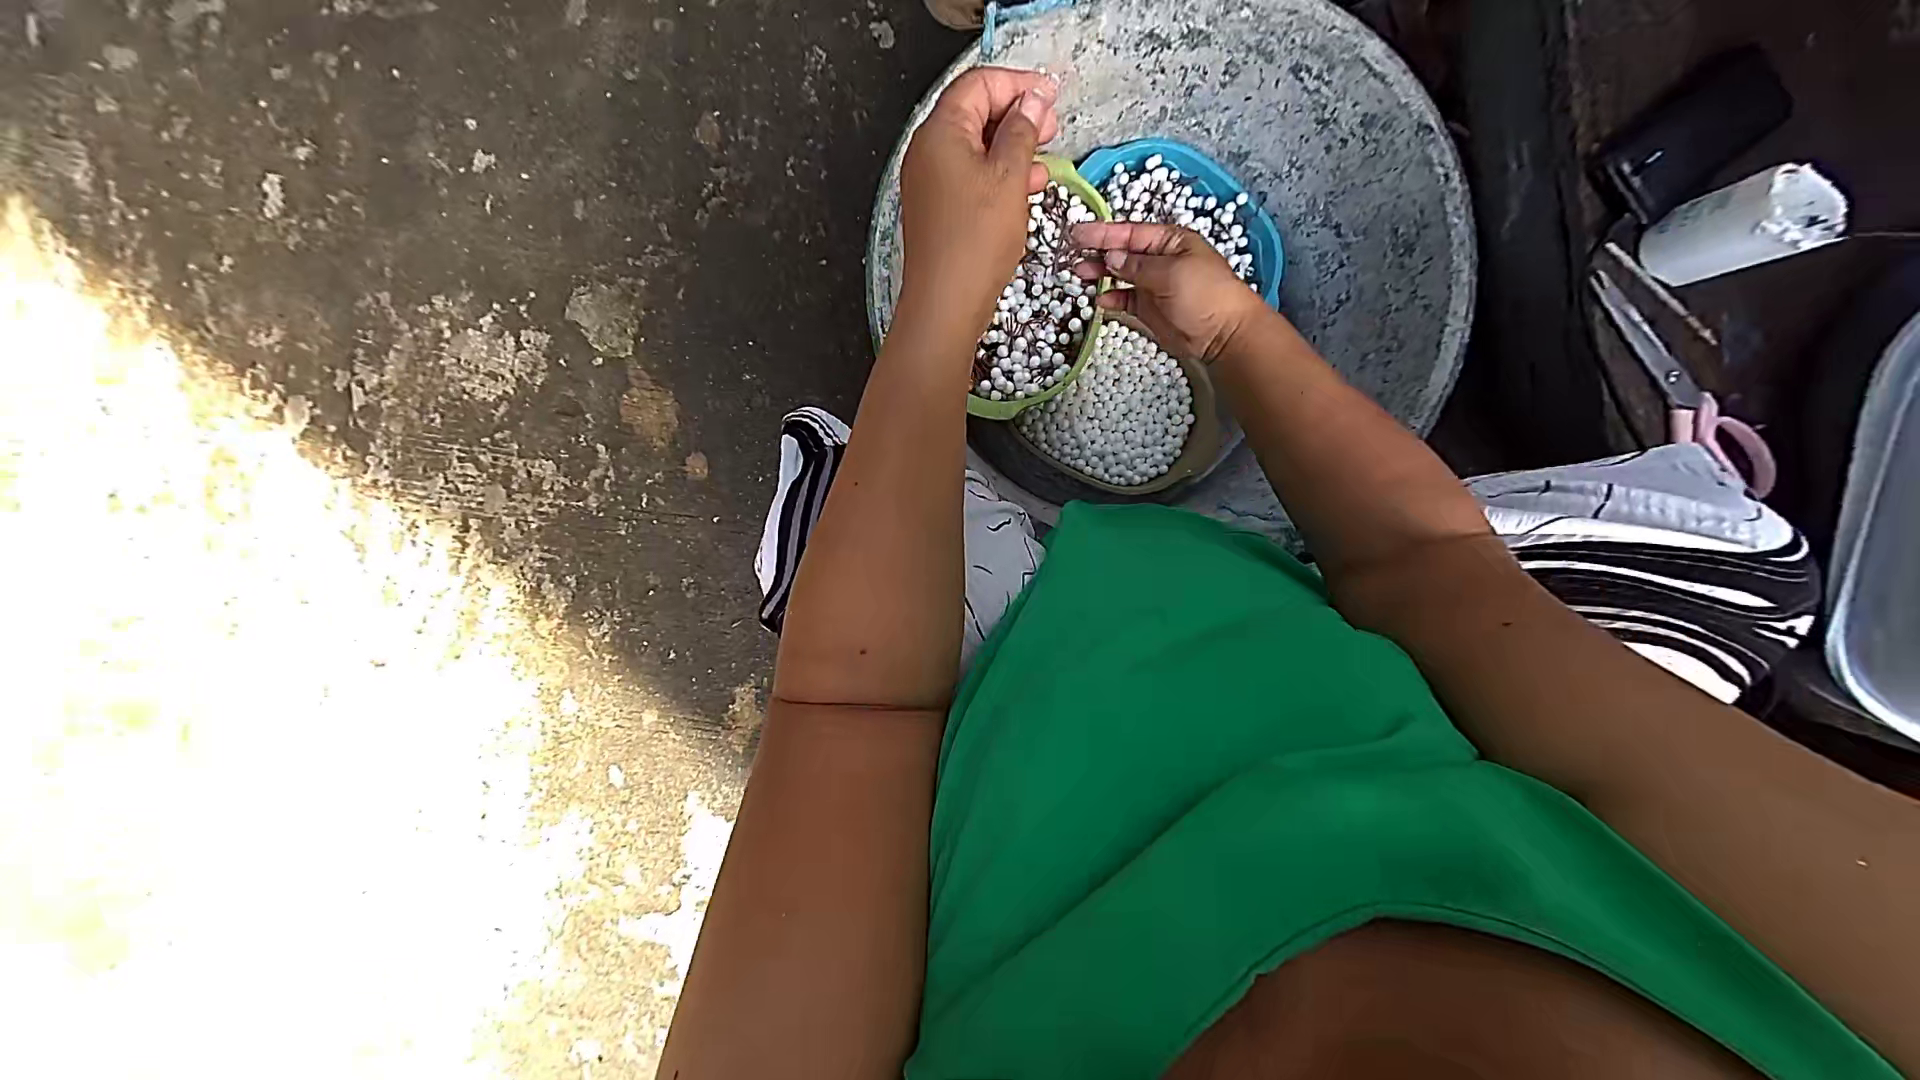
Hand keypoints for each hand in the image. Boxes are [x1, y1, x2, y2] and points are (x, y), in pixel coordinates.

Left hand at [898, 68, 1058, 333]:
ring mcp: (930, 184)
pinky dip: (996, 178)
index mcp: (940, 133)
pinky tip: (1024, 190)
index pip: (978, 86)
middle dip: (1016, 118)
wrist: (946, 303)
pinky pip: (968, 181)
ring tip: (1043, 163)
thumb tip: (1032, 103)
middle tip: (1051, 128)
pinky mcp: (937, 211)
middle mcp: (928, 153)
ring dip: (1010, 151)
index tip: (1050, 97)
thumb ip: (1022, 133)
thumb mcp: (1009, 178)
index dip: (1017, 86)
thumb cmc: (975, 242)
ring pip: (974, 151)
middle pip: (974, 115)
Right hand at [1071, 221, 1269, 363]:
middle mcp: (1159, 260)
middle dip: (1096, 253)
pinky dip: (1111, 298)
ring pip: (1119, 275)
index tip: (1077, 234)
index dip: (1102, 233)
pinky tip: (1099, 299)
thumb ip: (1137, 265)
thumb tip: (1111, 257)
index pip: (1130, 233)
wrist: (1222, 334)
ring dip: (1099, 274)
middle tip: (1071, 255)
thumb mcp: (1171, 273)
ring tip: (1078, 275)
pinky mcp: (1148, 308)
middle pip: (1122, 252)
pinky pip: (1124, 299)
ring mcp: (1153, 284)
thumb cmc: (1205, 295)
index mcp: (1169, 242)